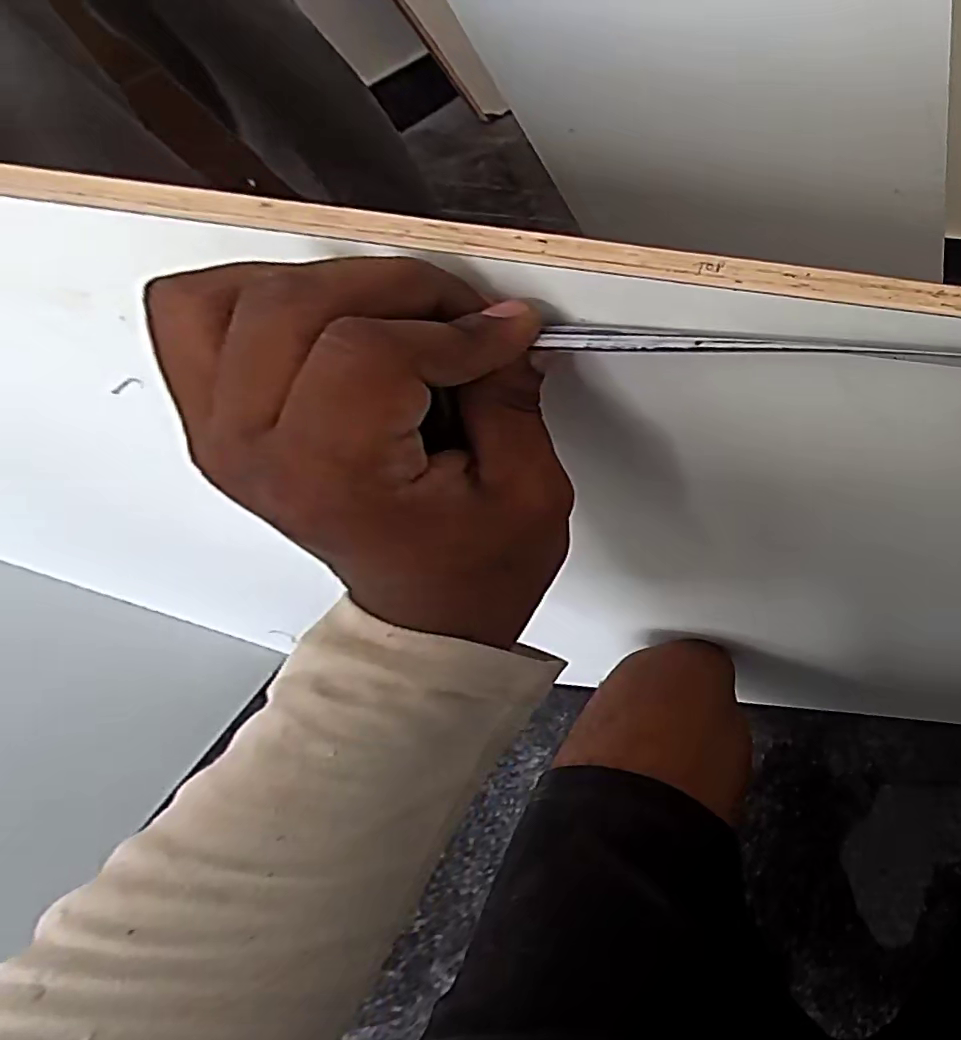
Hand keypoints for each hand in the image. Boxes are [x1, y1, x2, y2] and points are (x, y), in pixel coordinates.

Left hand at [145, 257, 572, 649]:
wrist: (437, 606)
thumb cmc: (482, 567)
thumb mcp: (532, 490)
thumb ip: (513, 403)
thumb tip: (506, 333)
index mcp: (335, 474)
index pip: (371, 350)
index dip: (456, 328)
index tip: (510, 330)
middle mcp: (255, 448)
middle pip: (292, 305)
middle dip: (400, 290)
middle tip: (467, 313)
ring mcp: (223, 430)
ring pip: (230, 296)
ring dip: (330, 286)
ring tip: (404, 313)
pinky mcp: (223, 418)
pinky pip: (202, 316)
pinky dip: (268, 297)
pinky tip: (342, 320)